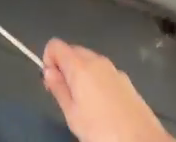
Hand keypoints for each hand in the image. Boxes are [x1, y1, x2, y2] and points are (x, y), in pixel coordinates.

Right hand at [41, 40, 171, 141]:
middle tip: (67, 95)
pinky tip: (104, 106)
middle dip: (65, 67)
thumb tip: (48, 72)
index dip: (48, 60)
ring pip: (89, 61)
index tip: (52, 83)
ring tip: (86, 104)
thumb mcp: (72, 115)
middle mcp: (97, 60)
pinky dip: (98, 81)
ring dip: (82, 74)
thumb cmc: (102, 130)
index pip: (55, 45)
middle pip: (72, 51)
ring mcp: (115, 70)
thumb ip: (58, 89)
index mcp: (80, 66)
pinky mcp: (128, 81)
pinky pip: (104, 73)